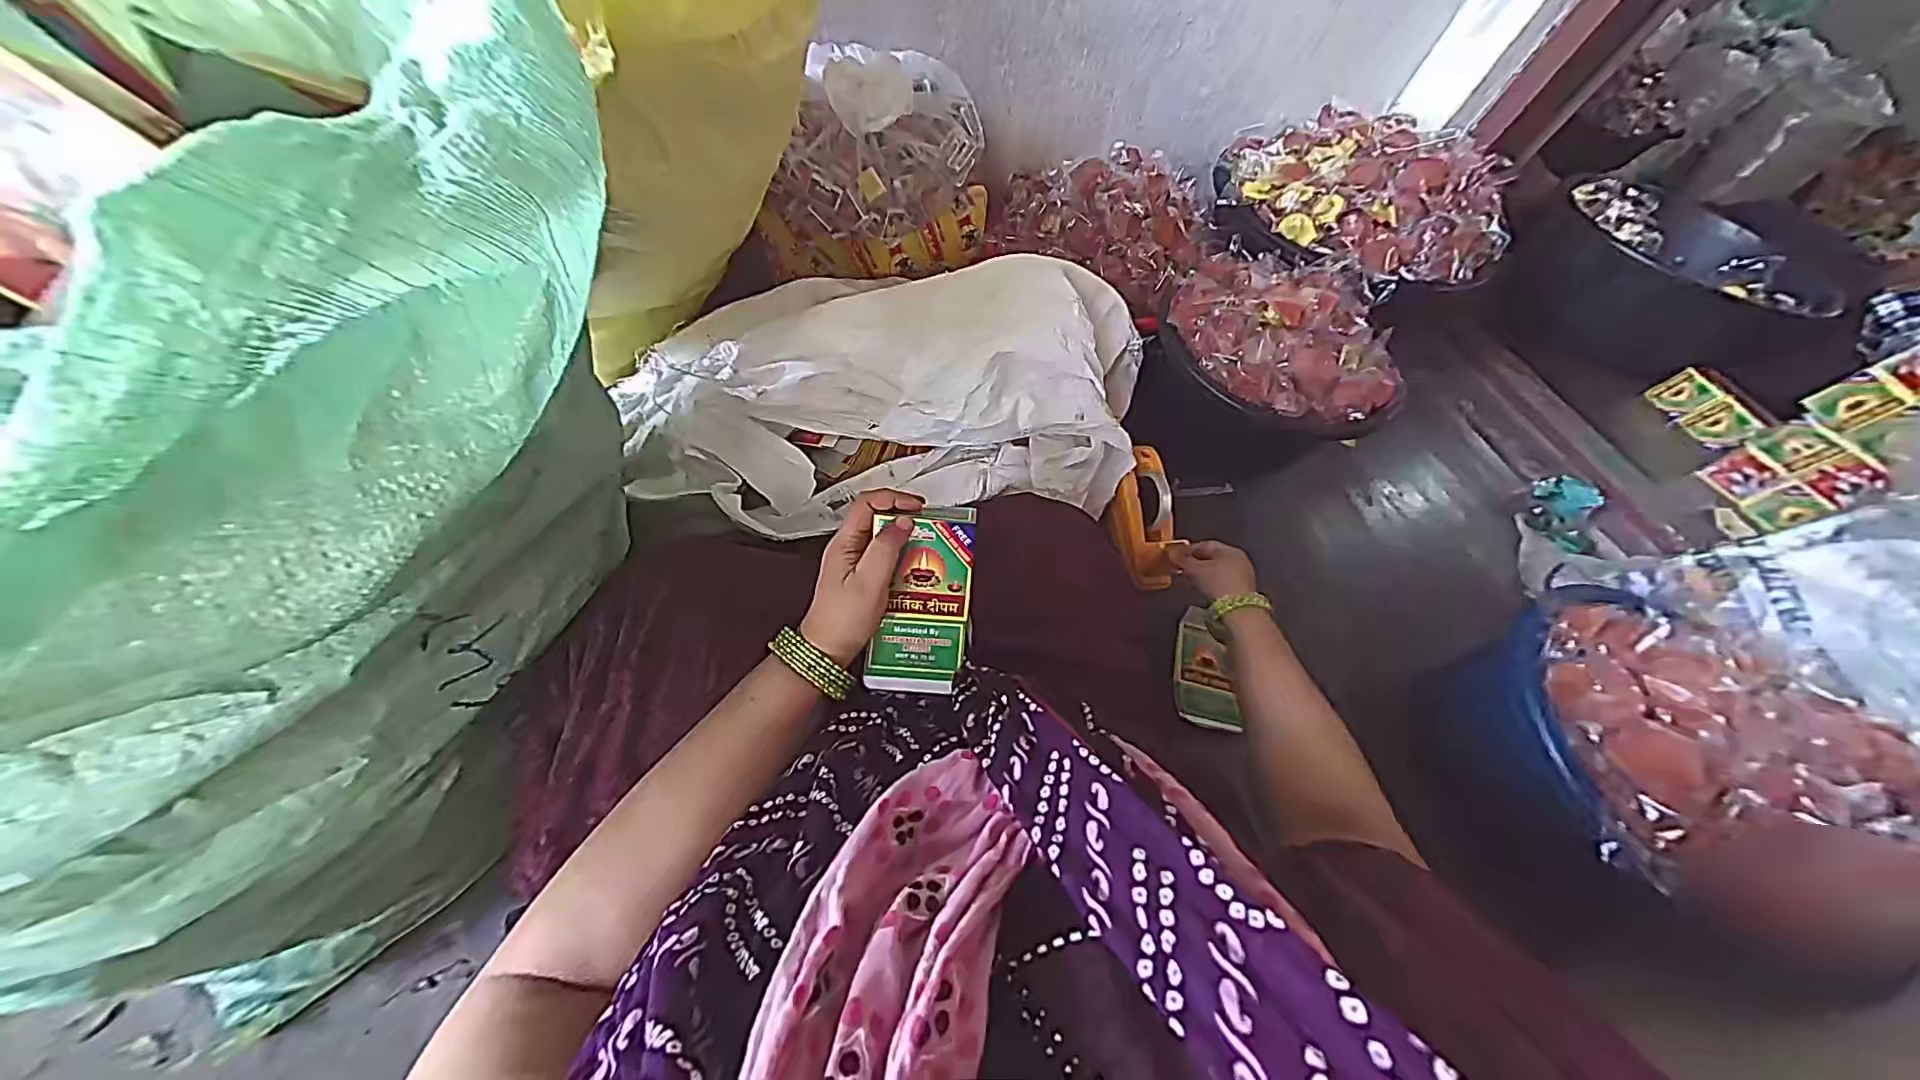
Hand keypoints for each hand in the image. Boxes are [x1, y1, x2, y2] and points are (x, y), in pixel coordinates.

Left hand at [799, 489, 925, 665]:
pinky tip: (911, 573)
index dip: (894, 498)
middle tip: (926, 528)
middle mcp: (848, 549)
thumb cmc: (841, 621)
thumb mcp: (869, 581)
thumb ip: (886, 547)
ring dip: (905, 541)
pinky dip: (901, 560)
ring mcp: (854, 564)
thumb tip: (903, 522)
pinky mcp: (862, 578)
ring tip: (922, 550)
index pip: (868, 502)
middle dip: (904, 519)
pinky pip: (884, 560)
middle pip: (877, 518)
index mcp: (844, 543)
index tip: (917, 507)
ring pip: (883, 539)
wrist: (826, 651)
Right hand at [1171, 540, 1259, 601]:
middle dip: (1195, 563)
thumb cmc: (1218, 583)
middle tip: (1181, 568)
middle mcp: (1240, 560)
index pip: (1205, 545)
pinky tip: (1204, 590)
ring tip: (1190, 580)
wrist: (1236, 608)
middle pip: (1212, 558)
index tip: (1177, 556)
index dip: (1188, 550)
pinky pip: (1223, 582)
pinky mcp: (1243, 590)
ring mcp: (1244, 575)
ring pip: (1218, 571)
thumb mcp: (1193, 569)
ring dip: (1203, 574)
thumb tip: (1173, 554)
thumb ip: (1181, 560)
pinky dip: (1212, 583)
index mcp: (1230, 550)